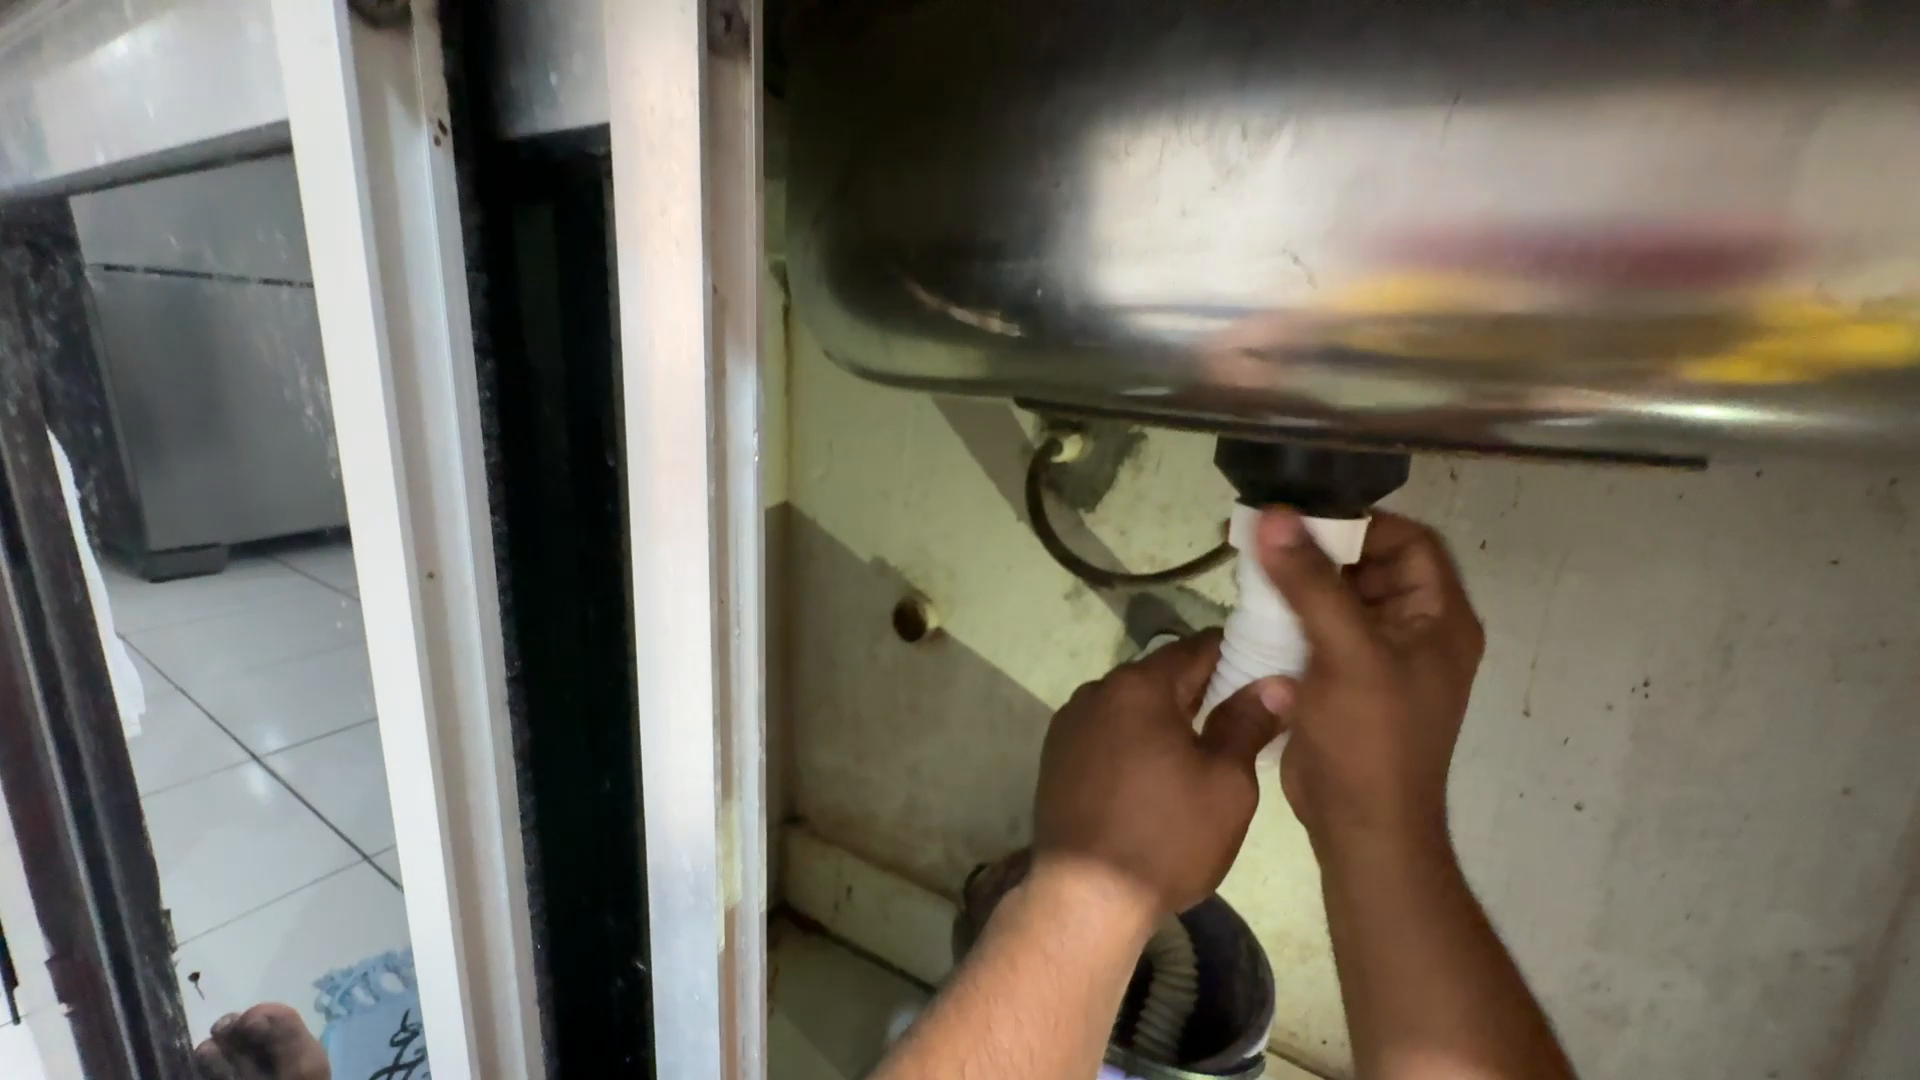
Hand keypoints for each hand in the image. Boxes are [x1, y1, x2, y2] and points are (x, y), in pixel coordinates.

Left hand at [1033, 631, 1292, 917]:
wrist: (1084, 897)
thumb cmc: (1167, 837)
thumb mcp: (1225, 784)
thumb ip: (1248, 723)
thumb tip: (1276, 682)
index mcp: (1139, 687)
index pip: (1197, 647)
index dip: (1236, 655)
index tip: (1265, 671)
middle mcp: (1097, 691)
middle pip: (1160, 674)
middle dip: (1200, 689)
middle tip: (1240, 719)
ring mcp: (1070, 722)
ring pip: (1130, 703)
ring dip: (1163, 716)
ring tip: (1196, 750)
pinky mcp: (1056, 753)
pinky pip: (1106, 729)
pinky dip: (1132, 737)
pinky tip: (1150, 773)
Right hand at [1252, 508, 1483, 848]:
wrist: (1358, 823)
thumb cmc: (1370, 737)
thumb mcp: (1346, 652)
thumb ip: (1311, 582)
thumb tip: (1274, 515)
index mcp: (1438, 618)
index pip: (1409, 543)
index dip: (1361, 524)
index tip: (1302, 517)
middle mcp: (1410, 629)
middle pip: (1366, 565)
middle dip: (1317, 547)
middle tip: (1262, 533)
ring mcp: (1372, 654)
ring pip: (1334, 594)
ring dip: (1296, 578)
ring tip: (1247, 561)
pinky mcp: (1337, 676)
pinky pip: (1312, 626)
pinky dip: (1285, 610)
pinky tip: (1249, 605)